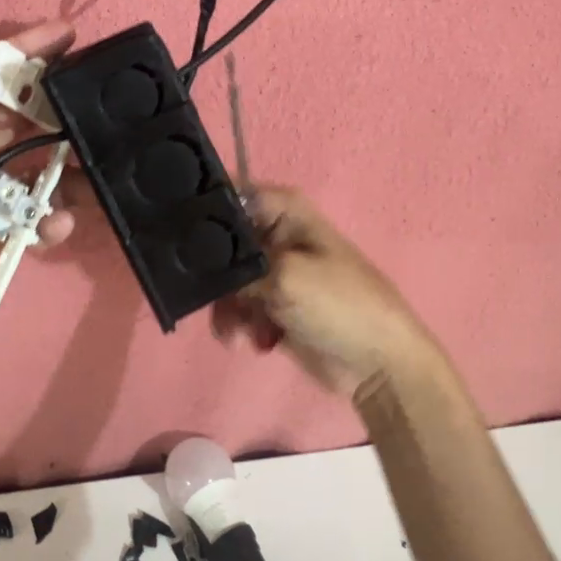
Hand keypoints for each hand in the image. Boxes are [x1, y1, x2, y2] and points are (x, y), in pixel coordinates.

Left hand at [0, 22, 82, 355]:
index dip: (19, 56)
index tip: (64, 35)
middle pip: (15, 122)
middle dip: (55, 108)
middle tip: (97, 103)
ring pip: (29, 173)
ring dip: (63, 166)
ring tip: (95, 164)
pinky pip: (23, 228)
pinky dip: (46, 223)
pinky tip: (58, 222)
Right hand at [214, 187, 436, 396]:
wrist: (380, 366)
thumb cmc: (340, 305)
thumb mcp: (285, 277)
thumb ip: (237, 267)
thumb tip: (200, 264)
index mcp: (286, 211)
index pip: (231, 194)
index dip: (205, 211)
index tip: (181, 236)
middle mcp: (276, 235)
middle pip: (221, 242)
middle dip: (214, 273)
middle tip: (213, 297)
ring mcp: (274, 273)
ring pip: (226, 281)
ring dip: (227, 308)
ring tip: (236, 332)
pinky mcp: (273, 308)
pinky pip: (238, 309)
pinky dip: (240, 325)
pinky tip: (253, 342)